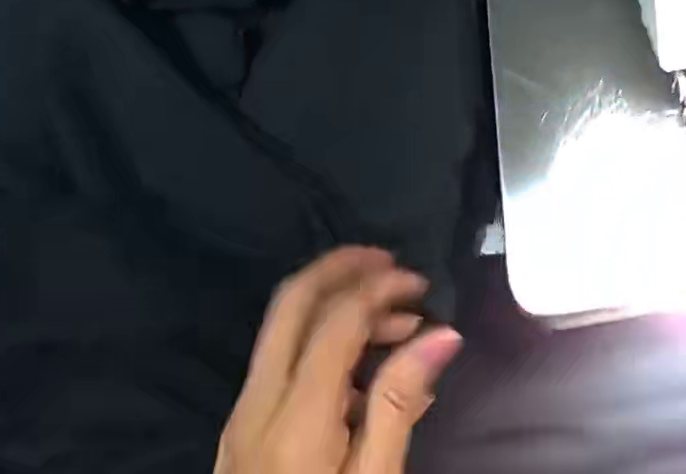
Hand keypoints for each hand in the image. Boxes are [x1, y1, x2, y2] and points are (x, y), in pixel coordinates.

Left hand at [218, 248, 462, 473]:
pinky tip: (364, 359)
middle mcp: (258, 400)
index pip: (338, 319)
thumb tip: (443, 333)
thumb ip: (400, 404)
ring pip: (285, 321)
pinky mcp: (242, 424)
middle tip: (392, 261)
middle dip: (343, 266)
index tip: (421, 286)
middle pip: (293, 299)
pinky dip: (323, 332)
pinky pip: (282, 352)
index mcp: (294, 418)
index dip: (382, 288)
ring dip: (338, 300)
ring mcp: (244, 411)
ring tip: (396, 317)